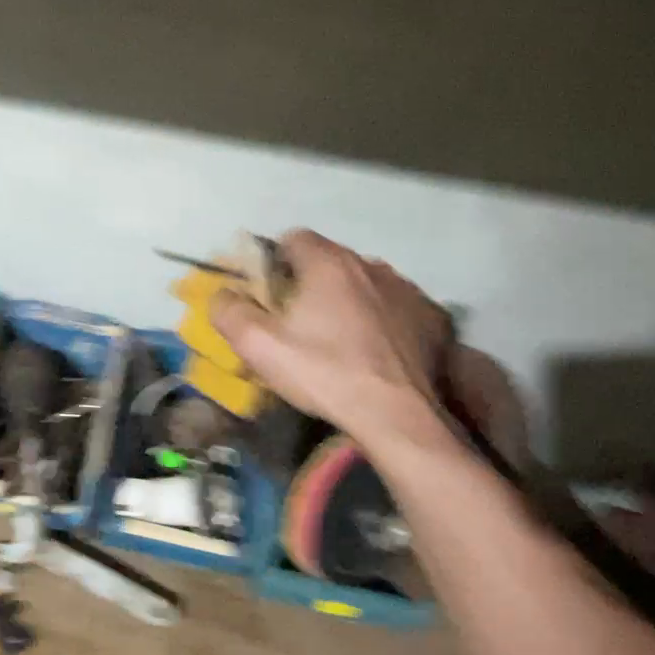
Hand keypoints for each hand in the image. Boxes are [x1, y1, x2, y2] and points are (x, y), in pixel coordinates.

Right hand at [211, 229, 452, 443]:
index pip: (294, 238)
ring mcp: (408, 290)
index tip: (267, 296)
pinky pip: (397, 307)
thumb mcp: (258, 346)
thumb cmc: (324, 374)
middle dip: (310, 284)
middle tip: (297, 323)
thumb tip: (221, 294)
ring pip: (365, 283)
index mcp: (329, 264)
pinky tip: (374, 351)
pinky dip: (382, 320)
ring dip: (348, 301)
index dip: (274, 263)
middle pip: (330, 261)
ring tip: (338, 340)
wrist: (398, 415)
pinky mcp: (433, 317)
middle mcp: (372, 266)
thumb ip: (230, 312)